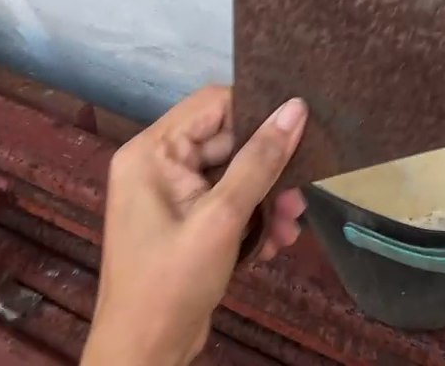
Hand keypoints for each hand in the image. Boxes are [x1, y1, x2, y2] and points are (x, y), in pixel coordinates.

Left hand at [82, 86, 308, 365]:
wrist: (143, 360)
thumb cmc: (171, 283)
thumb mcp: (222, 217)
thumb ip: (261, 159)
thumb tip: (297, 106)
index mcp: (152, 151)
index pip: (214, 104)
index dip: (256, 112)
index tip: (296, 131)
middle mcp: (157, 164)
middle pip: (228, 140)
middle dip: (269, 168)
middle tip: (301, 194)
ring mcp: (170, 194)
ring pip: (234, 172)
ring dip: (267, 197)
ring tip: (292, 225)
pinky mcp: (184, 220)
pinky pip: (228, 199)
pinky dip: (253, 216)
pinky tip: (274, 242)